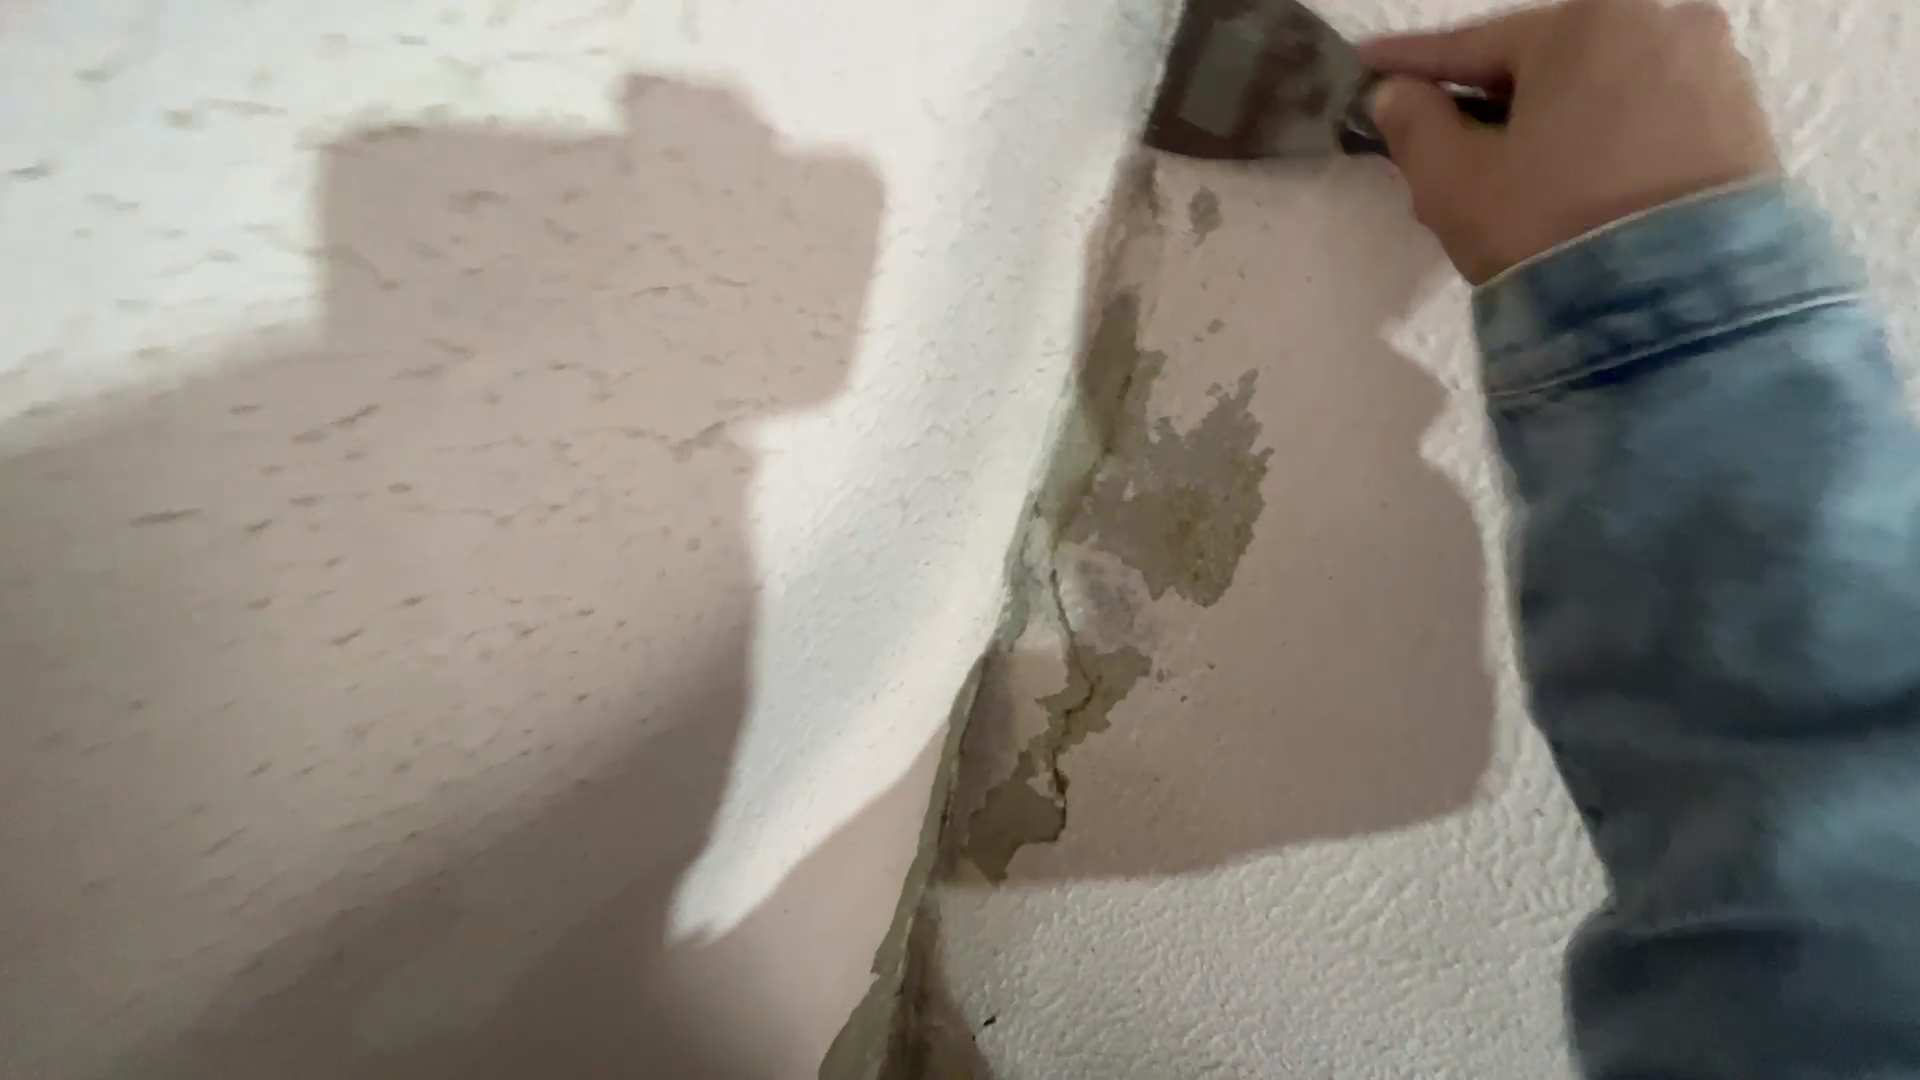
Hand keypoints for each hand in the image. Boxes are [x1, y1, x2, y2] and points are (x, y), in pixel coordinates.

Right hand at [1361, 0, 1780, 284]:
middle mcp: (1659, 15)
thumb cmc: (1542, 222)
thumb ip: (1414, 125)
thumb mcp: (1451, 180)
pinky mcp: (1738, 111)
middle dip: (1482, 94)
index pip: (1470, 43)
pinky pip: (1636, 108)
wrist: (1668, 293)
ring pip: (1590, 83)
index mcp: (1583, 21)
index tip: (1365, 65)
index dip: (1407, 62)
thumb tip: (1395, 92)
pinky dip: (1590, 132)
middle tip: (1435, 131)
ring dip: (1539, 114)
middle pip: (1538, 59)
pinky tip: (1564, 173)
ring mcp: (1711, 59)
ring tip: (1502, 162)